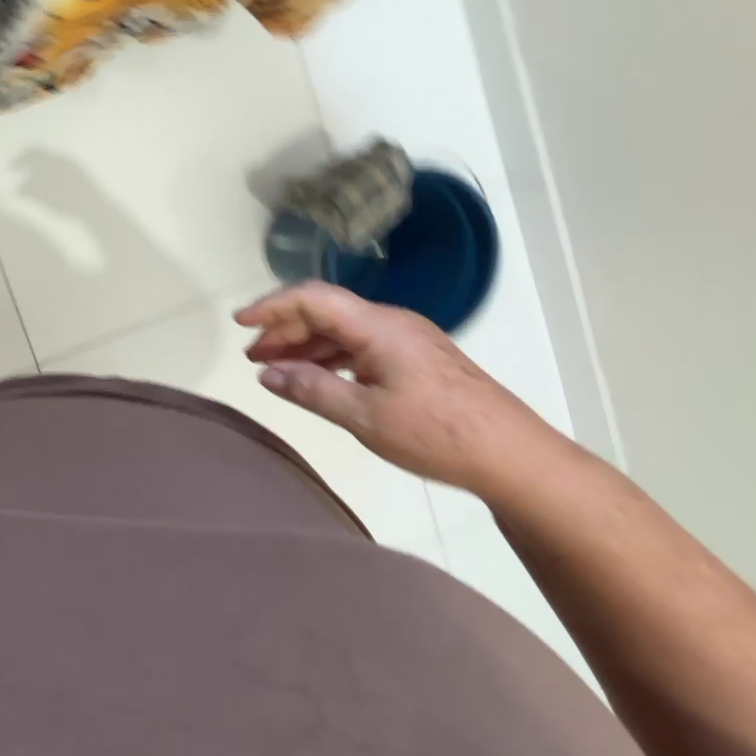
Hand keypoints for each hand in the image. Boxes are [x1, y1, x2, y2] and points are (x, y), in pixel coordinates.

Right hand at [233, 281, 562, 493]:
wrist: (515, 457)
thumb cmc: (437, 434)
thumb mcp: (364, 416)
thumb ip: (311, 390)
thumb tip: (267, 373)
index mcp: (378, 327)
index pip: (313, 299)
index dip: (272, 306)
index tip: (240, 323)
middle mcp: (392, 323)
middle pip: (326, 310)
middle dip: (283, 328)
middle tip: (251, 356)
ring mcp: (408, 340)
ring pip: (343, 329)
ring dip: (304, 344)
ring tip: (274, 368)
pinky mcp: (417, 359)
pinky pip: (360, 344)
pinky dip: (329, 356)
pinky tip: (316, 377)